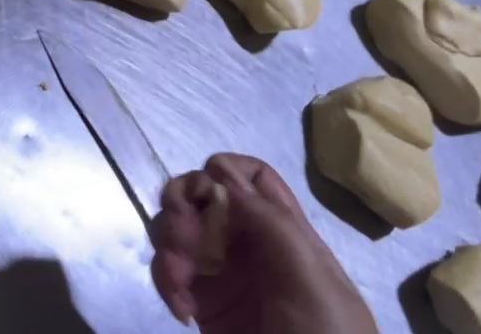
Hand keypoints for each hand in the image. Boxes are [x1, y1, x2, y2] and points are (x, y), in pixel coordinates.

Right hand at [151, 153, 376, 332]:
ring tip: (181, 285)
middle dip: (182, 205)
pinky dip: (166, 281)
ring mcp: (221, 273)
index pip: (251, 176)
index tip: (212, 191)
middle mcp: (248, 243)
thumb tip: (220, 171)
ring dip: (169, 246)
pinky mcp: (200, 303)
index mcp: (284, 232)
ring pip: (176, 227)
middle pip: (201, 193)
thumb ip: (272, 224)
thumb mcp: (314, 285)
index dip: (226, 169)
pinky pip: (167, 270)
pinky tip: (183, 310)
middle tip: (184, 237)